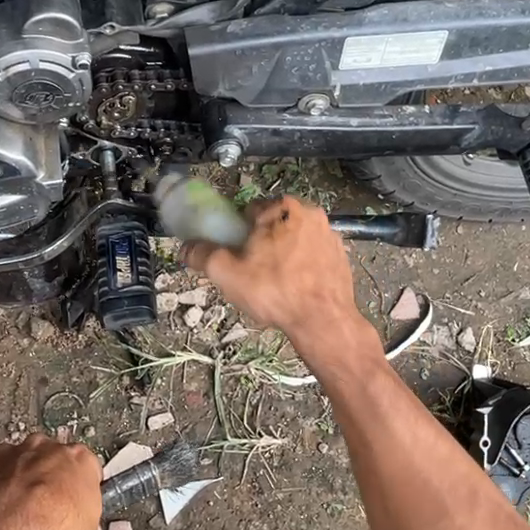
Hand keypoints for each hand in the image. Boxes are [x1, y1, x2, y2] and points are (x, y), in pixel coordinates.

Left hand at [0, 435, 100, 529]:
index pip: (85, 469)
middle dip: (43, 484)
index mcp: (79, 462)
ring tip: (8, 527)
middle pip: (47, 461)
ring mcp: (6, 456)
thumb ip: (80, 525)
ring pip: (12, 467)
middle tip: (41, 520)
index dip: (78, 493)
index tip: (74, 509)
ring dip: (12, 489)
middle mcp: (43, 450)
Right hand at [182, 196, 362, 342]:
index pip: (249, 210)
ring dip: (284, 253)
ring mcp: (329, 234)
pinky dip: (303, 265)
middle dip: (263, 242)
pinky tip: (296, 287)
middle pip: (274, 224)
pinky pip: (313, 254)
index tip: (236, 253)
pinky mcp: (341, 255)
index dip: (238, 232)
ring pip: (295, 239)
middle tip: (253, 270)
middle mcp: (309, 213)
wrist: (323, 320)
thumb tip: (187, 248)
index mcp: (281, 208)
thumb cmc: (275, 291)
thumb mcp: (227, 274)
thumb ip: (203, 255)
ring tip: (276, 282)